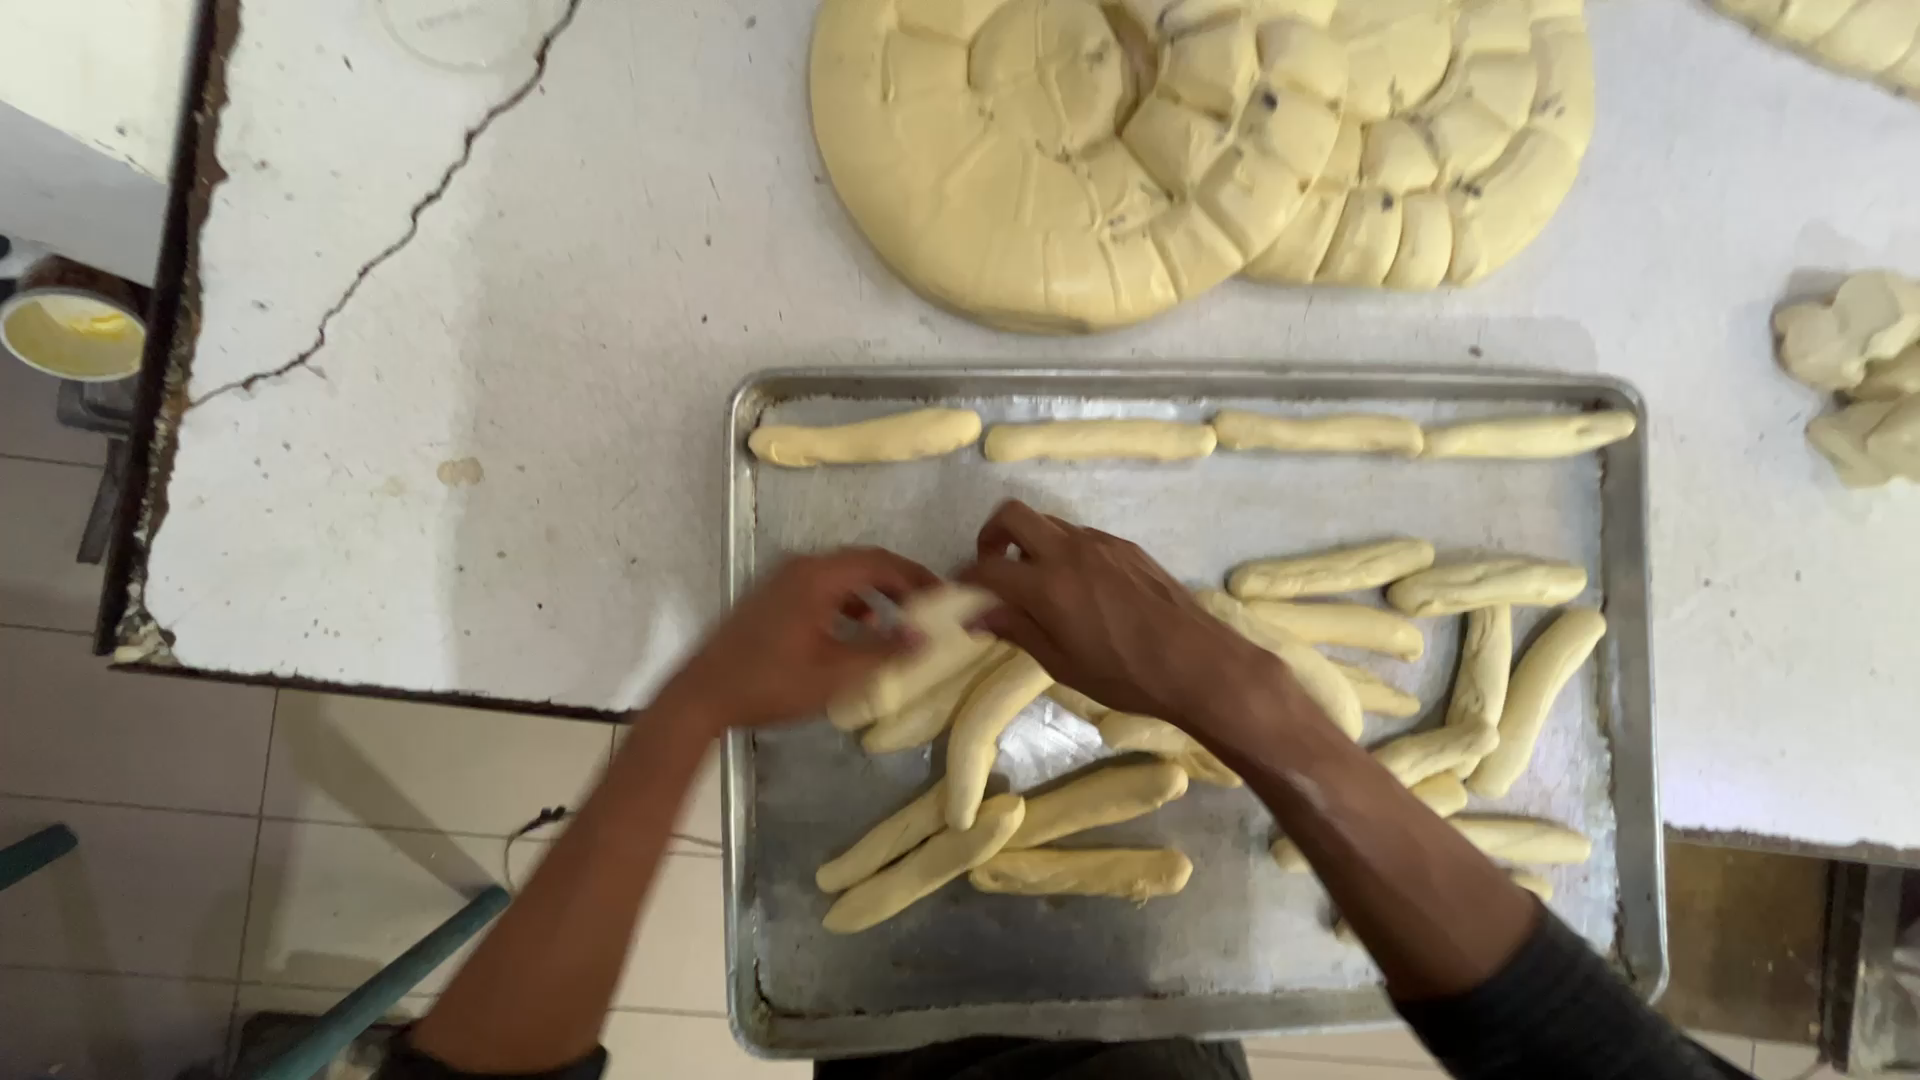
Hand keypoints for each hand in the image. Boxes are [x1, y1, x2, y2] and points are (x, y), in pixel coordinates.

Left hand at [658, 547, 937, 730]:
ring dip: (875, 592)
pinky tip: (859, 627)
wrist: (702, 695)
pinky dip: (850, 600)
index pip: (881, 562)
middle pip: (863, 562)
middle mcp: (801, 567)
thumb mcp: (836, 673)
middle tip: (928, 605)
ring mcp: (784, 578)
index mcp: (818, 577)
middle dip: (900, 582)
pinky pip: (824, 586)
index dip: (917, 576)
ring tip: (899, 619)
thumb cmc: (770, 683)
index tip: (945, 595)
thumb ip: (884, 652)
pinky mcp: (774, 594)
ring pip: (844, 574)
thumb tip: (927, 638)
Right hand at [957, 500, 1283, 729]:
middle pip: (1012, 515)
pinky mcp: (1124, 546)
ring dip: (1030, 543)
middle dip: (991, 536)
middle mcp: (1068, 551)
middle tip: (993, 568)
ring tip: (1037, 583)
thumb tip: (975, 614)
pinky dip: (1063, 551)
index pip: (986, 569)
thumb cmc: (1124, 673)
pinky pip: (1080, 536)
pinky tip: (1078, 588)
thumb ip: (1016, 628)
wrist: (1197, 661)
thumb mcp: (1060, 662)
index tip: (960, 596)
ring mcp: (1099, 543)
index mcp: (1046, 584)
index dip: (965, 581)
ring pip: (1049, 523)